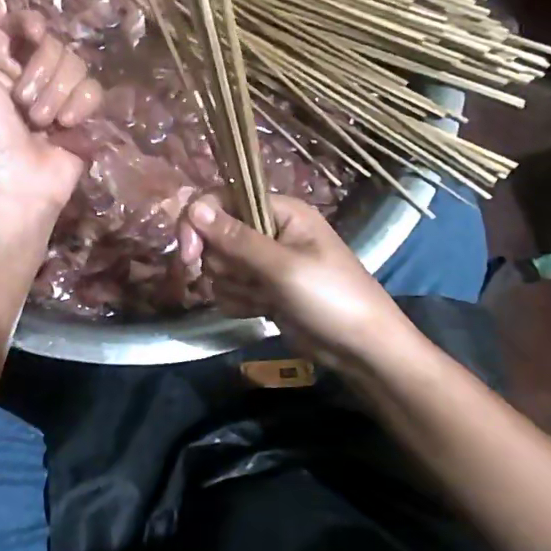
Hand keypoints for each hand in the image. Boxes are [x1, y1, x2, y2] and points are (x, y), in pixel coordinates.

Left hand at [0, 0, 99, 236]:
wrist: (17, 192)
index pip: (20, 21)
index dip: (29, 24)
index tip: (31, 35)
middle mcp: (24, 74)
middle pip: (52, 41)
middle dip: (41, 71)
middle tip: (23, 103)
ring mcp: (54, 95)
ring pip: (75, 62)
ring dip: (57, 95)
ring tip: (40, 124)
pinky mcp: (79, 115)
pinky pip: (92, 89)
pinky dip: (79, 109)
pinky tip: (65, 131)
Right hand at [180, 194, 417, 362]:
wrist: (362, 350)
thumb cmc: (331, 298)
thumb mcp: (282, 267)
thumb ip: (236, 238)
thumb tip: (193, 208)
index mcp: (280, 212)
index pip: (220, 201)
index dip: (197, 224)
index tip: (189, 255)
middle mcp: (268, 230)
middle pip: (213, 236)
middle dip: (223, 264)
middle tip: (248, 281)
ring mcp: (262, 261)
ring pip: (217, 266)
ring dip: (234, 287)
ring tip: (265, 299)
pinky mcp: (259, 288)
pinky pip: (226, 288)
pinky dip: (238, 302)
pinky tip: (263, 311)